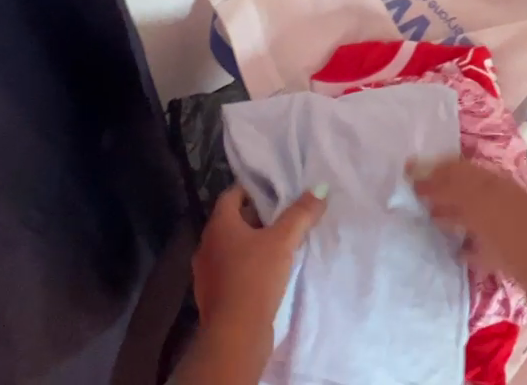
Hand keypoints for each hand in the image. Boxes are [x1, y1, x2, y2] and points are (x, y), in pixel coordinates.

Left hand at [193, 185, 327, 336]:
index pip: (232, 195)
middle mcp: (206, 245)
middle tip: (284, 217)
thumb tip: (320, 189)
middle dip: (257, 218)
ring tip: (279, 245)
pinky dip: (246, 267)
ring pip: (231, 248)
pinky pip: (231, 271)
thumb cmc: (255, 278)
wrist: (235, 336)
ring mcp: (207, 273)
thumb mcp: (283, 241)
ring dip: (252, 244)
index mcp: (218, 225)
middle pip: (232, 221)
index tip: (275, 192)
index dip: (253, 190)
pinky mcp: (213, 296)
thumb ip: (301, 214)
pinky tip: (267, 274)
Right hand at [408, 159, 526, 279]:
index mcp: (496, 184)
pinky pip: (484, 245)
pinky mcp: (515, 259)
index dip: (434, 169)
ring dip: (453, 216)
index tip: (406, 174)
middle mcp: (503, 201)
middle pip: (467, 190)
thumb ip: (453, 192)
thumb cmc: (521, 242)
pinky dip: (468, 244)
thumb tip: (422, 177)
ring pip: (475, 217)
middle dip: (441, 191)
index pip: (459, 169)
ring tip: (428, 220)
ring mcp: (511, 230)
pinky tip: (457, 252)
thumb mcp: (483, 209)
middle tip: (412, 196)